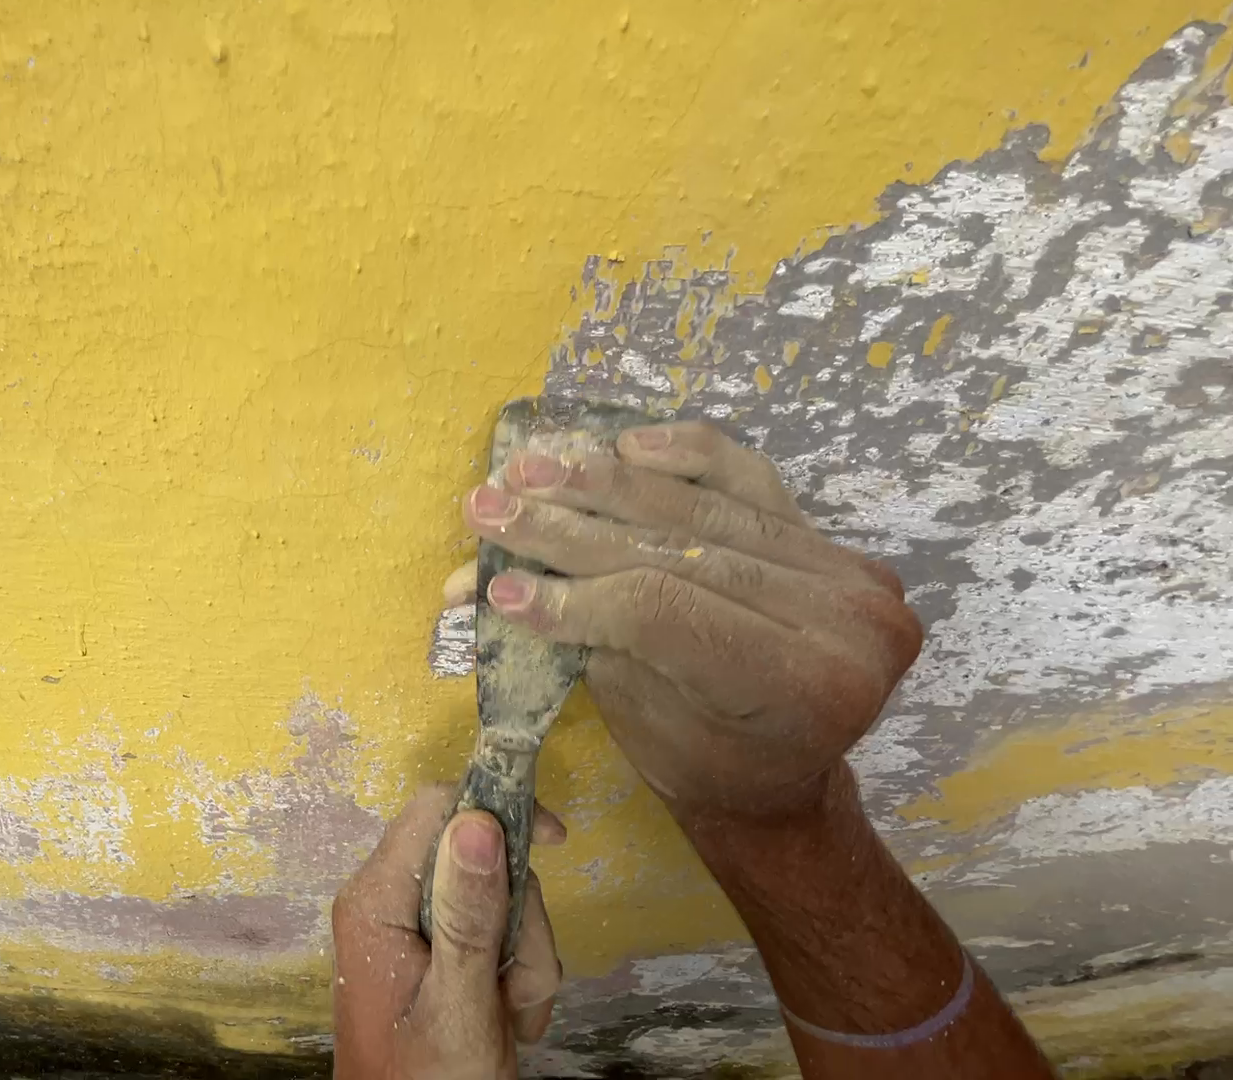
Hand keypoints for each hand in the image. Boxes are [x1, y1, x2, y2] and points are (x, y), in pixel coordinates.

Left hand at [331, 788, 564, 1078]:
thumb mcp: (457, 1007)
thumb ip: (467, 917)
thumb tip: (477, 820)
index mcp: (376, 896)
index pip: (435, 808)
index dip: (495, 810)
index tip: (555, 839)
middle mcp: (388, 896)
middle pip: (475, 855)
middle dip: (516, 916)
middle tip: (516, 983)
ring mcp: (410, 921)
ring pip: (495, 896)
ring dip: (521, 954)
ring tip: (509, 1014)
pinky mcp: (433, 944)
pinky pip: (493, 929)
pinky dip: (514, 970)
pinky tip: (506, 1016)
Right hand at [456, 421, 922, 818]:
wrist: (778, 765)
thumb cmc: (698, 761)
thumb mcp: (634, 715)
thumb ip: (572, 637)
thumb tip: (474, 588)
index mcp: (799, 687)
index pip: (660, 612)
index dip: (570, 595)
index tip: (493, 588)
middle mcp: (839, 618)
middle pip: (672, 549)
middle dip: (564, 528)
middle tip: (486, 508)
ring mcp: (841, 569)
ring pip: (696, 505)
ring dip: (598, 482)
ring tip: (525, 470)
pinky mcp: (823, 536)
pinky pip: (746, 476)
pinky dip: (683, 452)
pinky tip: (624, 442)